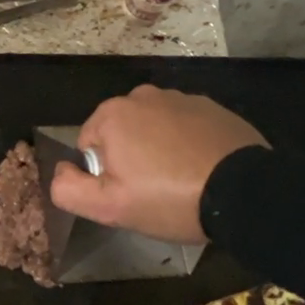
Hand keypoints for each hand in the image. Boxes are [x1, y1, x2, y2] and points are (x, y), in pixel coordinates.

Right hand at [50, 85, 267, 243]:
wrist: (245, 192)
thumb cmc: (170, 198)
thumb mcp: (110, 208)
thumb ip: (68, 189)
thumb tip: (60, 171)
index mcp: (113, 114)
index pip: (89, 146)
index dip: (105, 175)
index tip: (130, 194)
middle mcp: (144, 96)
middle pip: (122, 134)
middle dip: (132, 159)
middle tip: (155, 192)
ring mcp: (182, 98)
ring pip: (155, 130)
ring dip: (160, 151)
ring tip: (182, 184)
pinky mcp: (214, 108)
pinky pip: (186, 128)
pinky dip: (189, 146)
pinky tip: (203, 171)